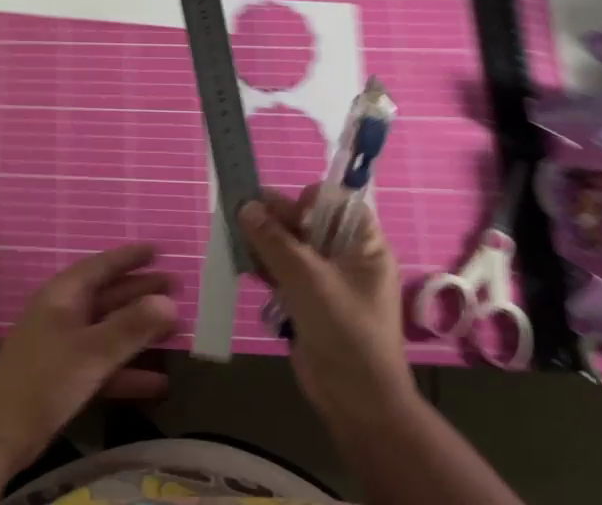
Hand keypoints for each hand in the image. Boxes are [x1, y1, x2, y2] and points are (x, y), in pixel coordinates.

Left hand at [0, 244, 177, 471]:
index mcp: (62, 296)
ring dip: (140, 330)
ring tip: (177, 327)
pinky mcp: (66, 378)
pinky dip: (129, 371)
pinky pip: (104, 366)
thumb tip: (169, 301)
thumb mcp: (92, 351)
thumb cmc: (44, 379)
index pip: (100, 267)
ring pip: (109, 331)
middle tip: (178, 285)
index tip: (158, 250)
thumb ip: (131, 327)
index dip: (128, 257)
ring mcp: (64, 347)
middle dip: (141, 291)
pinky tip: (160, 383)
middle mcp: (63, 314)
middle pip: (108, 296)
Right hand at [240, 190, 417, 428]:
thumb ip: (274, 240)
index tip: (287, 215)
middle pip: (309, 223)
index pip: (338, 203)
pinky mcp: (308, 302)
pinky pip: (284, 272)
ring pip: (291, 247)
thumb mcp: (308, 279)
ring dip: (265, 241)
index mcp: (365, 246)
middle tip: (240, 215)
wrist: (356, 399)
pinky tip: (242, 262)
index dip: (310, 201)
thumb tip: (245, 205)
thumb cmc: (344, 329)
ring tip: (236, 237)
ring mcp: (327, 281)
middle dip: (276, 218)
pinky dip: (265, 266)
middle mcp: (348, 257)